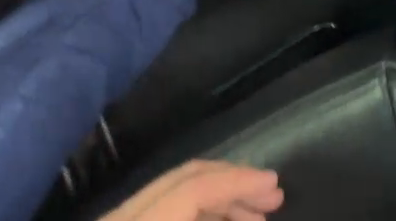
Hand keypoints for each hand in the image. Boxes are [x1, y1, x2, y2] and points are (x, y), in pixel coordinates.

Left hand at [100, 159, 283, 220]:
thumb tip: (252, 218)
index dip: (237, 182)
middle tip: (273, 197)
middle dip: (233, 183)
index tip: (274, 185)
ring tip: (256, 219)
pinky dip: (197, 214)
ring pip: (173, 193)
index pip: (193, 188)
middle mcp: (121, 216)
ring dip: (219, 201)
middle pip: (184, 179)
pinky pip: (162, 209)